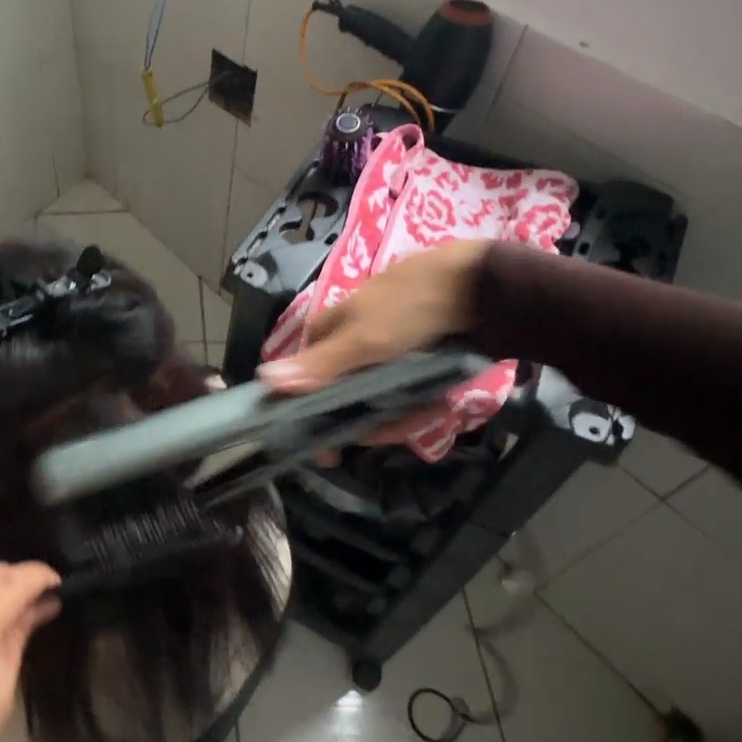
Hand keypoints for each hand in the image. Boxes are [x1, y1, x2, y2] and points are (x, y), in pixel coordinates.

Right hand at [257, 240, 490, 442]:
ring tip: (429, 412)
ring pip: (376, 402)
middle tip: (396, 431)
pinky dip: (418, 405)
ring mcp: (381, 356)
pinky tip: (437, 404)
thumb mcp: (362, 339)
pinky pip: (403, 397)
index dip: (309, 418)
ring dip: (400, 416)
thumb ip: (318, 364)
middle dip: (369, 422)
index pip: (303, 383)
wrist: (478, 289)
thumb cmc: (408, 308)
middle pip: (342, 401)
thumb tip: (263, 379)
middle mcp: (346, 347)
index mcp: (324, 334)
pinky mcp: (411, 363)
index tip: (328, 452)